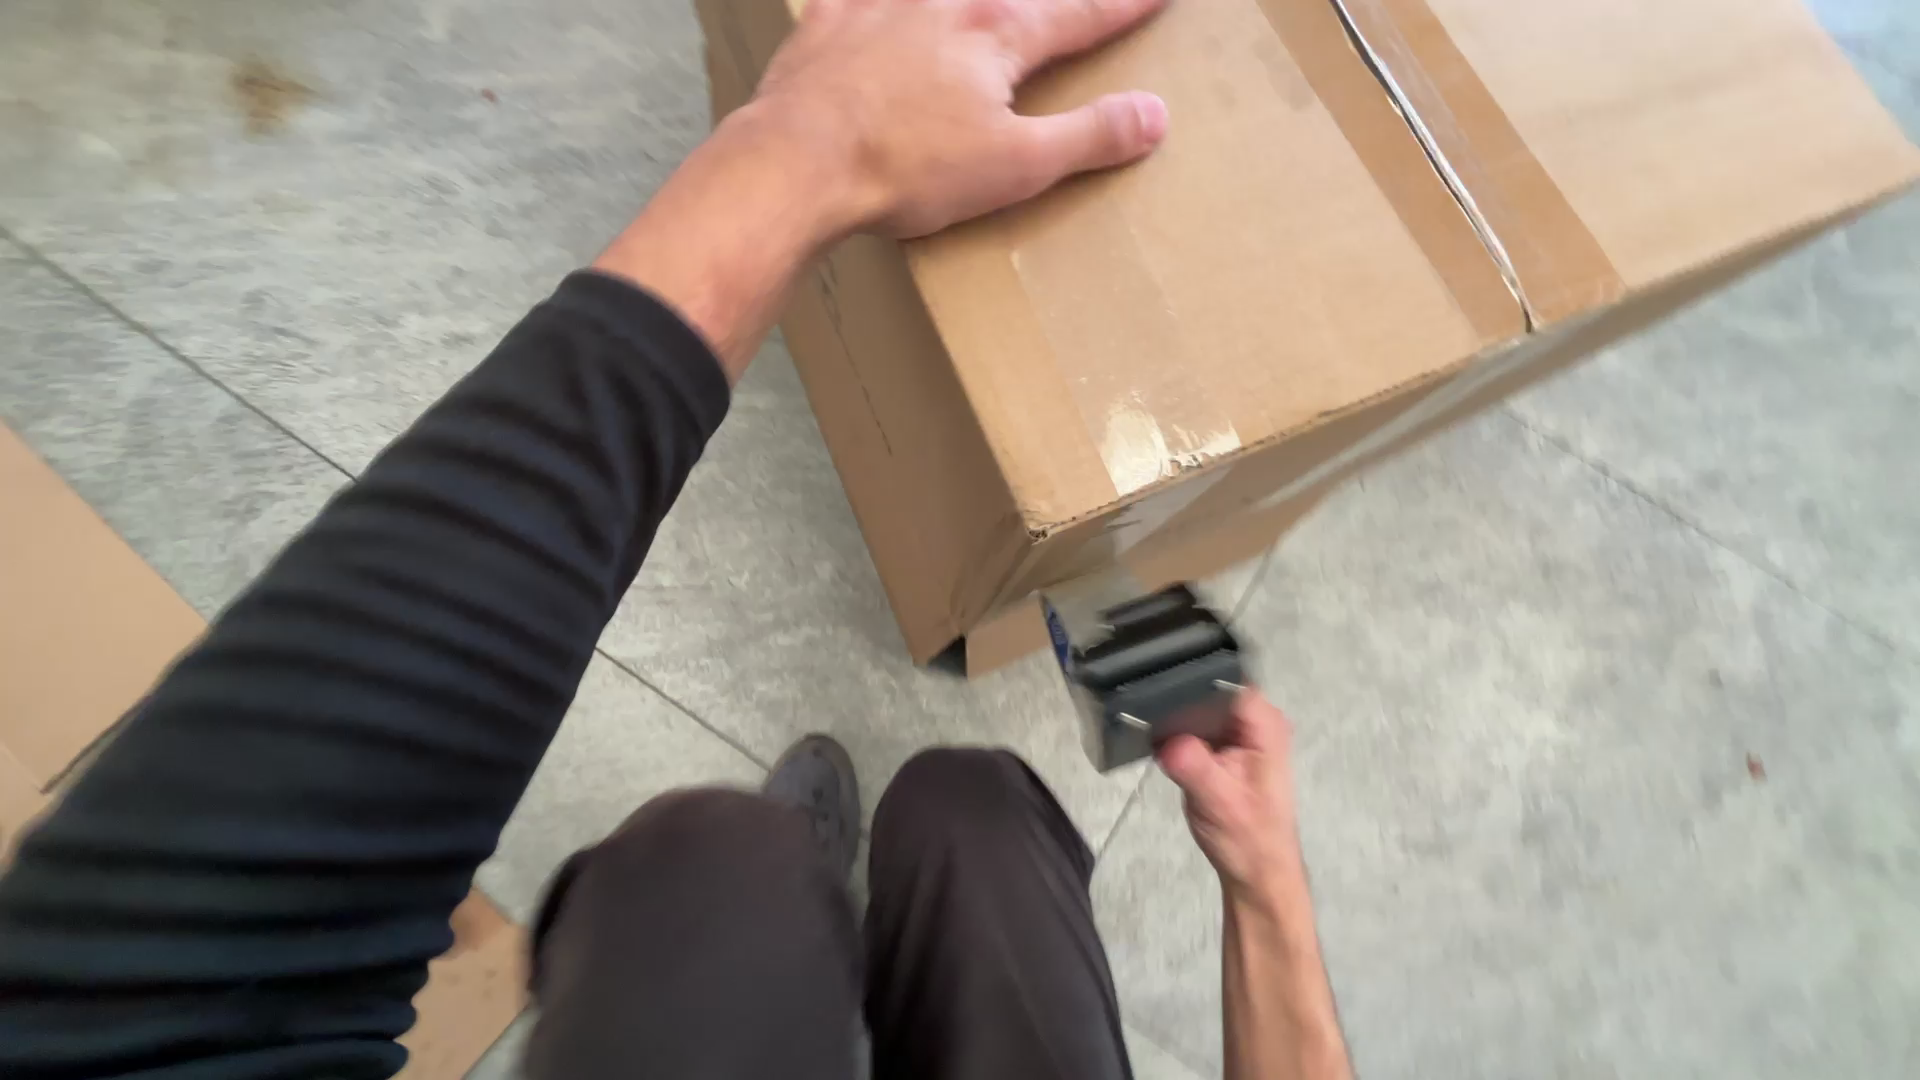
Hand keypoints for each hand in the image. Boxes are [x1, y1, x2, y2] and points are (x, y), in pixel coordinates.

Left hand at [744, 0, 1170, 238]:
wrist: (802, 162)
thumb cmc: (908, 169)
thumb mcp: (1013, 167)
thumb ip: (1086, 138)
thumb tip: (1154, 116)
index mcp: (1000, 35)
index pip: (1081, 14)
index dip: (1124, 5)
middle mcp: (949, 1)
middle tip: (1068, 1)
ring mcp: (888, 1)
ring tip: (988, 6)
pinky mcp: (833, 16)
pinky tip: (891, 2)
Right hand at [1157, 691, 1303, 901]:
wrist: (1256, 874)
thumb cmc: (1247, 838)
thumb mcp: (1218, 801)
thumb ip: (1193, 765)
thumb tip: (1166, 739)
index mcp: (1264, 723)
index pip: (1225, 677)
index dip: (1192, 673)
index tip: (1157, 675)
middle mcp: (1254, 718)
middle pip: (1208, 684)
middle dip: (1177, 690)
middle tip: (1141, 698)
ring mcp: (1237, 730)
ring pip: (1197, 701)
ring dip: (1173, 708)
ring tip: (1143, 711)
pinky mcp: (1221, 744)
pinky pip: (1193, 721)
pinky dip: (1175, 726)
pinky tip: (1156, 730)